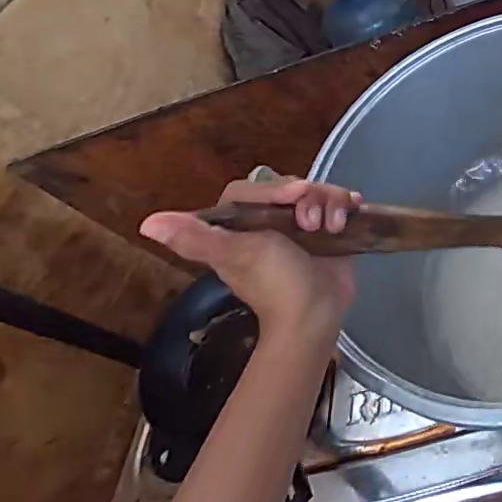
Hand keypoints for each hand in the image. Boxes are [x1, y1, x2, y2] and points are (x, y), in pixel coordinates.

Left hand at [140, 178, 360, 346]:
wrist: (315, 314)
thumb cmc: (274, 285)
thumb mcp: (236, 256)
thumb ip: (196, 238)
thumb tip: (147, 224)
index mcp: (243, 226)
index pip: (255, 190)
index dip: (276, 188)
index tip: (297, 195)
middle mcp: (272, 222)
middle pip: (292, 187)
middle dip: (310, 197)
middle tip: (312, 222)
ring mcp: (303, 227)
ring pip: (319, 193)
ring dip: (331, 203)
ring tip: (333, 226)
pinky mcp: (329, 233)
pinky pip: (338, 206)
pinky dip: (347, 204)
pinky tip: (354, 208)